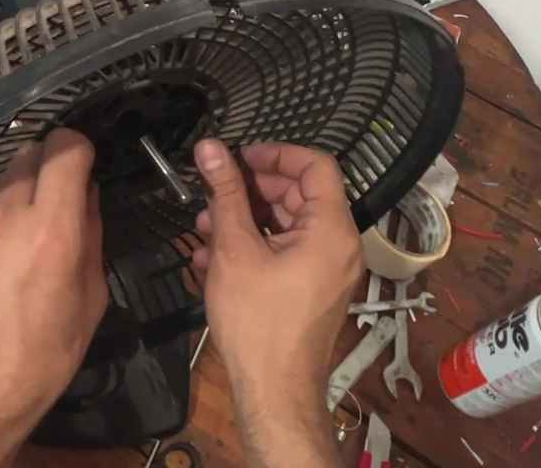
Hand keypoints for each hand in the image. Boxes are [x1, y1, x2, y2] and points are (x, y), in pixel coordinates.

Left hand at [0, 128, 107, 462]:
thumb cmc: (37, 361)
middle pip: (29, 154)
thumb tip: (86, 194)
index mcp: (49, 230)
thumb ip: (91, 236)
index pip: (65, 148)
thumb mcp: (89, 304)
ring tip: (4, 248)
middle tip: (45, 209)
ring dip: (7, 202)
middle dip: (44, 174)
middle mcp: (1, 213)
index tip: (80, 163)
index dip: (77, 149)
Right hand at [191, 139, 361, 467]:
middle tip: (213, 189)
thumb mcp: (235, 247)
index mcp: (331, 230)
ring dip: (243, 216)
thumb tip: (210, 148)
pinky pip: (283, 248)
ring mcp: (326, 268)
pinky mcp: (310, 286)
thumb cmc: (258, 320)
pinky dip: (251, 243)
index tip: (239, 157)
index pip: (315, 166)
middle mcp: (337, 245)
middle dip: (250, 188)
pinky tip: (211, 255)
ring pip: (284, 222)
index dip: (276, 153)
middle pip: (297, 193)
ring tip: (203, 224)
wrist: (272, 393)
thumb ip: (225, 192)